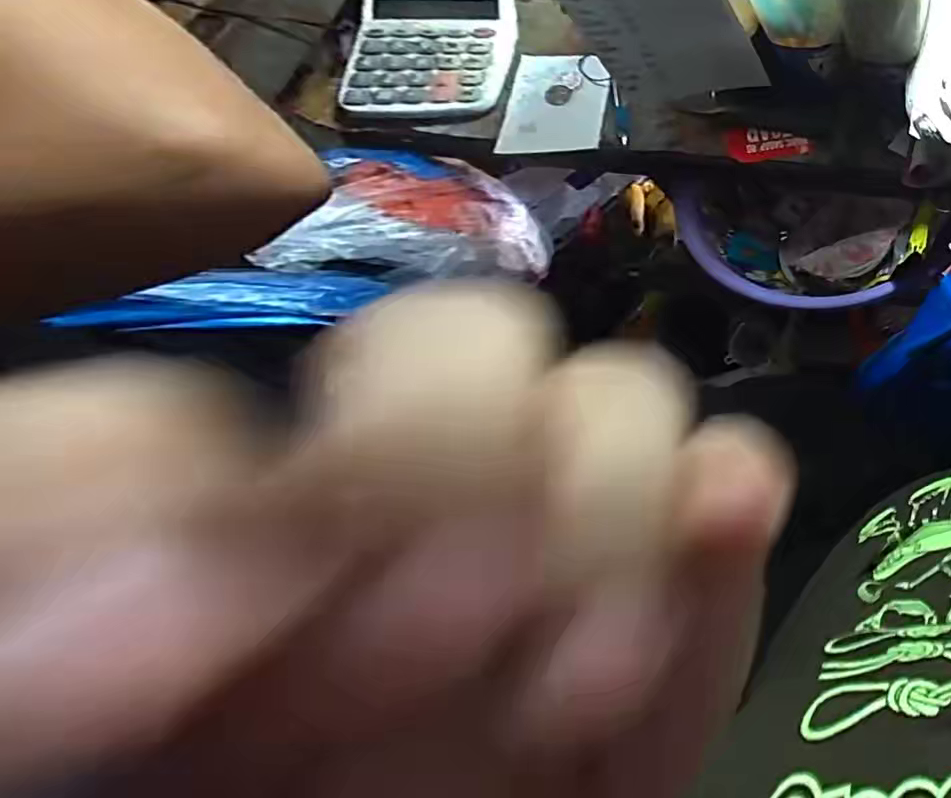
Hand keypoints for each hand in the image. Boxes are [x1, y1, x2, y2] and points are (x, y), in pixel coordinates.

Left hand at [0, 283, 792, 795]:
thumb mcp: (104, 782)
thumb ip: (76, 671)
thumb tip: (87, 648)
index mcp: (240, 536)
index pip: (162, 419)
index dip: (150, 502)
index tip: (129, 693)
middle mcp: (422, 482)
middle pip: (464, 333)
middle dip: (442, 454)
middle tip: (416, 654)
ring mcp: (579, 499)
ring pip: (622, 386)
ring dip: (602, 504)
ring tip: (568, 691)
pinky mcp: (692, 546)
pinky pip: (739, 460)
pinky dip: (734, 482)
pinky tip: (722, 527)